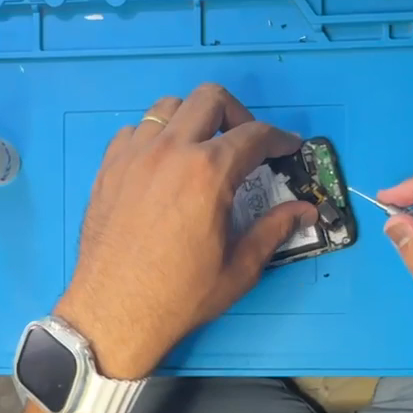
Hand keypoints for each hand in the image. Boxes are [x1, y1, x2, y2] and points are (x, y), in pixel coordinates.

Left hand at [55, 85, 314, 378]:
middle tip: (245, 145)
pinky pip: (135, 130)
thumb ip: (274, 230)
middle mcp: (170, 150)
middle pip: (210, 98)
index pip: (254, 134)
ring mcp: (134, 155)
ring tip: (201, 150)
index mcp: (208, 173)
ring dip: (193, 120)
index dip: (279, 138)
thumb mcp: (239, 268)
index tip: (288, 148)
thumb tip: (305, 210)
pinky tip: (162, 166)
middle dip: (237, 114)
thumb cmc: (180, 296)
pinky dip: (155, 136)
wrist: (113, 314)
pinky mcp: (108, 167)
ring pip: (168, 106)